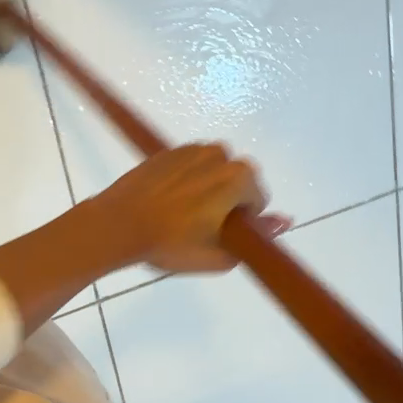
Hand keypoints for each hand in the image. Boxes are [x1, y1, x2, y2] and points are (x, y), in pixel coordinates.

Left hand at [92, 144, 288, 273]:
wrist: (117, 225)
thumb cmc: (169, 243)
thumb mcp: (219, 253)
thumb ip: (258, 237)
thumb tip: (285, 222)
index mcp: (239, 176)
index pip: (257, 201)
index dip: (240, 223)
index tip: (215, 236)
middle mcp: (219, 154)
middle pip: (235, 183)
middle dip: (224, 203)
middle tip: (196, 229)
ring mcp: (190, 149)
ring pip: (211, 174)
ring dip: (204, 191)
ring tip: (178, 218)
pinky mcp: (165, 152)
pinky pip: (187, 169)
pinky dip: (183, 183)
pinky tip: (164, 204)